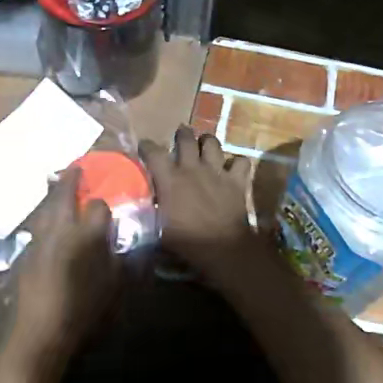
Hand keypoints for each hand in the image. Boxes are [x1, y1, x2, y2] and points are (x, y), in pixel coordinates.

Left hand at [6, 167, 115, 379]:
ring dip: (55, 195)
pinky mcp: (27, 255)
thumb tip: (122, 243)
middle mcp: (61, 229)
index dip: (105, 204)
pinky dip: (46, 216)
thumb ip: (121, 260)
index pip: (98, 205)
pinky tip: (51, 224)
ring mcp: (40, 241)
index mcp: (87, 234)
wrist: (40, 334)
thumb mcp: (115, 287)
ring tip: (60, 188)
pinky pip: (38, 225)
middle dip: (72, 179)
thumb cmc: (85, 312)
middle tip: (77, 167)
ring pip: (46, 208)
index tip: (111, 207)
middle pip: (63, 194)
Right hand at [139, 126, 261, 278]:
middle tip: (181, 137)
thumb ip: (152, 211)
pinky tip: (232, 167)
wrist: (222, 247)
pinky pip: (240, 161)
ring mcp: (217, 172)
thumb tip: (142, 208)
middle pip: (186, 138)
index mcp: (170, 179)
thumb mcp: (158, 229)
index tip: (144, 147)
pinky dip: (236, 162)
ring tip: (205, 146)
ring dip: (208, 142)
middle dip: (182, 134)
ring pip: (213, 143)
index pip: (153, 152)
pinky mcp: (237, 180)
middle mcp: (193, 168)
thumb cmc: (186, 241)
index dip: (147, 146)